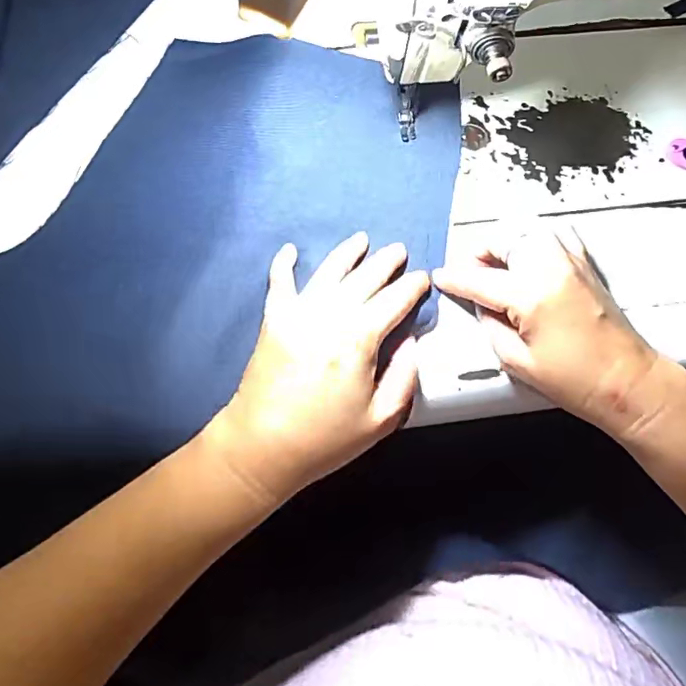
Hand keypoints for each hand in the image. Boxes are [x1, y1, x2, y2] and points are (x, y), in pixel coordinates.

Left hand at [202, 233, 427, 506]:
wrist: (262, 446)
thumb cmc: (324, 438)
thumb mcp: (380, 419)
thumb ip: (404, 377)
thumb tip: (412, 342)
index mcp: (360, 339)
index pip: (394, 301)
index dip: (412, 287)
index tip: (423, 278)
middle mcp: (330, 316)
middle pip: (365, 278)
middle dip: (386, 262)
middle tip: (399, 250)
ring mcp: (299, 313)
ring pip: (329, 272)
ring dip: (348, 253)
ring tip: (362, 240)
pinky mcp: (274, 319)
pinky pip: (279, 282)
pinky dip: (284, 264)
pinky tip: (291, 250)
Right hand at [433, 224, 685, 443]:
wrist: (629, 381)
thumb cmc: (576, 381)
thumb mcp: (518, 362)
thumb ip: (491, 327)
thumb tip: (482, 306)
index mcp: (529, 295)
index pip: (480, 280)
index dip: (455, 280)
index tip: (442, 278)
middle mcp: (549, 267)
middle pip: (504, 240)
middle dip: (482, 254)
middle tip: (475, 274)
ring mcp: (570, 261)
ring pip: (528, 231)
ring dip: (508, 243)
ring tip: (501, 266)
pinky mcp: (586, 264)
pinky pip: (555, 235)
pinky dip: (536, 240)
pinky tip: (531, 260)